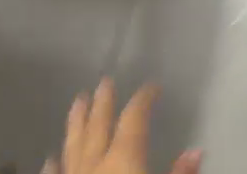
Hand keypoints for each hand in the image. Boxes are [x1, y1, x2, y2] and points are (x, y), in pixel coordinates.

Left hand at [50, 79, 200, 173]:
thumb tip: (196, 151)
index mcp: (124, 160)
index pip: (134, 119)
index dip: (144, 99)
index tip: (153, 86)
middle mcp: (95, 165)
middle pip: (98, 126)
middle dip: (102, 103)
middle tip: (103, 81)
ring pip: (73, 146)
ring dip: (75, 124)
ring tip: (76, 102)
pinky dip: (53, 166)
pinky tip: (50, 158)